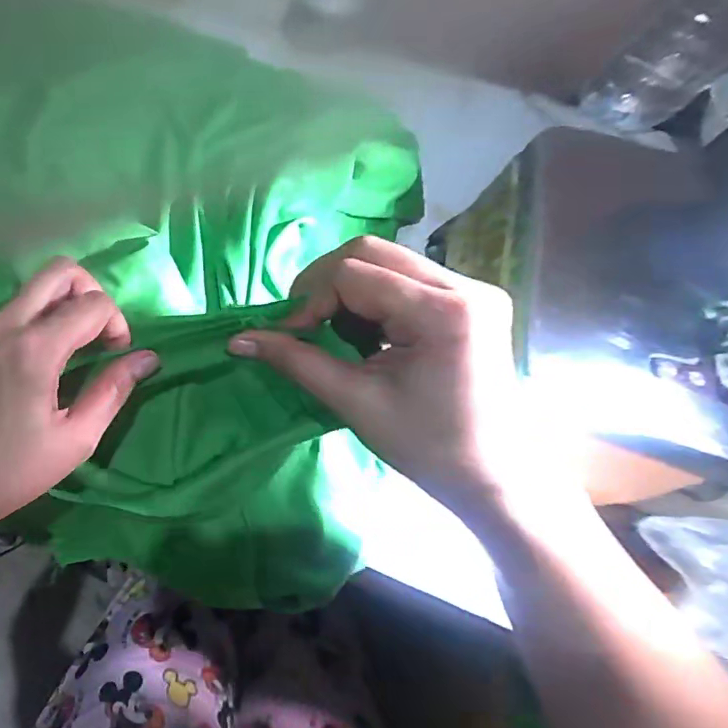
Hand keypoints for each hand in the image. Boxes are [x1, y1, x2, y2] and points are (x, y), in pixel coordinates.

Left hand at [0, 258, 159, 548]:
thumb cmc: (11, 471)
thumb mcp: (74, 440)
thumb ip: (112, 392)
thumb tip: (147, 358)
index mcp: (34, 349)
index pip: (92, 304)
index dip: (117, 323)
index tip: (117, 357)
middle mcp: (5, 325)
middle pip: (59, 270)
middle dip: (91, 292)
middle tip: (99, 335)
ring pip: (34, 287)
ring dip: (64, 304)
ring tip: (75, 350)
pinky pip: (14, 309)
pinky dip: (39, 318)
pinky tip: (45, 360)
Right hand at [228, 237, 558, 512]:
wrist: (490, 475)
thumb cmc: (423, 446)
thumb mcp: (353, 401)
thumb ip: (295, 361)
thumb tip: (237, 340)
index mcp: (442, 311)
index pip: (352, 273)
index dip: (308, 299)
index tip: (289, 337)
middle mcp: (465, 286)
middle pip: (370, 252)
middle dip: (323, 285)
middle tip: (304, 326)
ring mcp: (473, 289)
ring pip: (387, 260)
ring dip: (347, 289)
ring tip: (335, 333)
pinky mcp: (471, 300)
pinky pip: (406, 277)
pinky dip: (372, 297)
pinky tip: (367, 334)